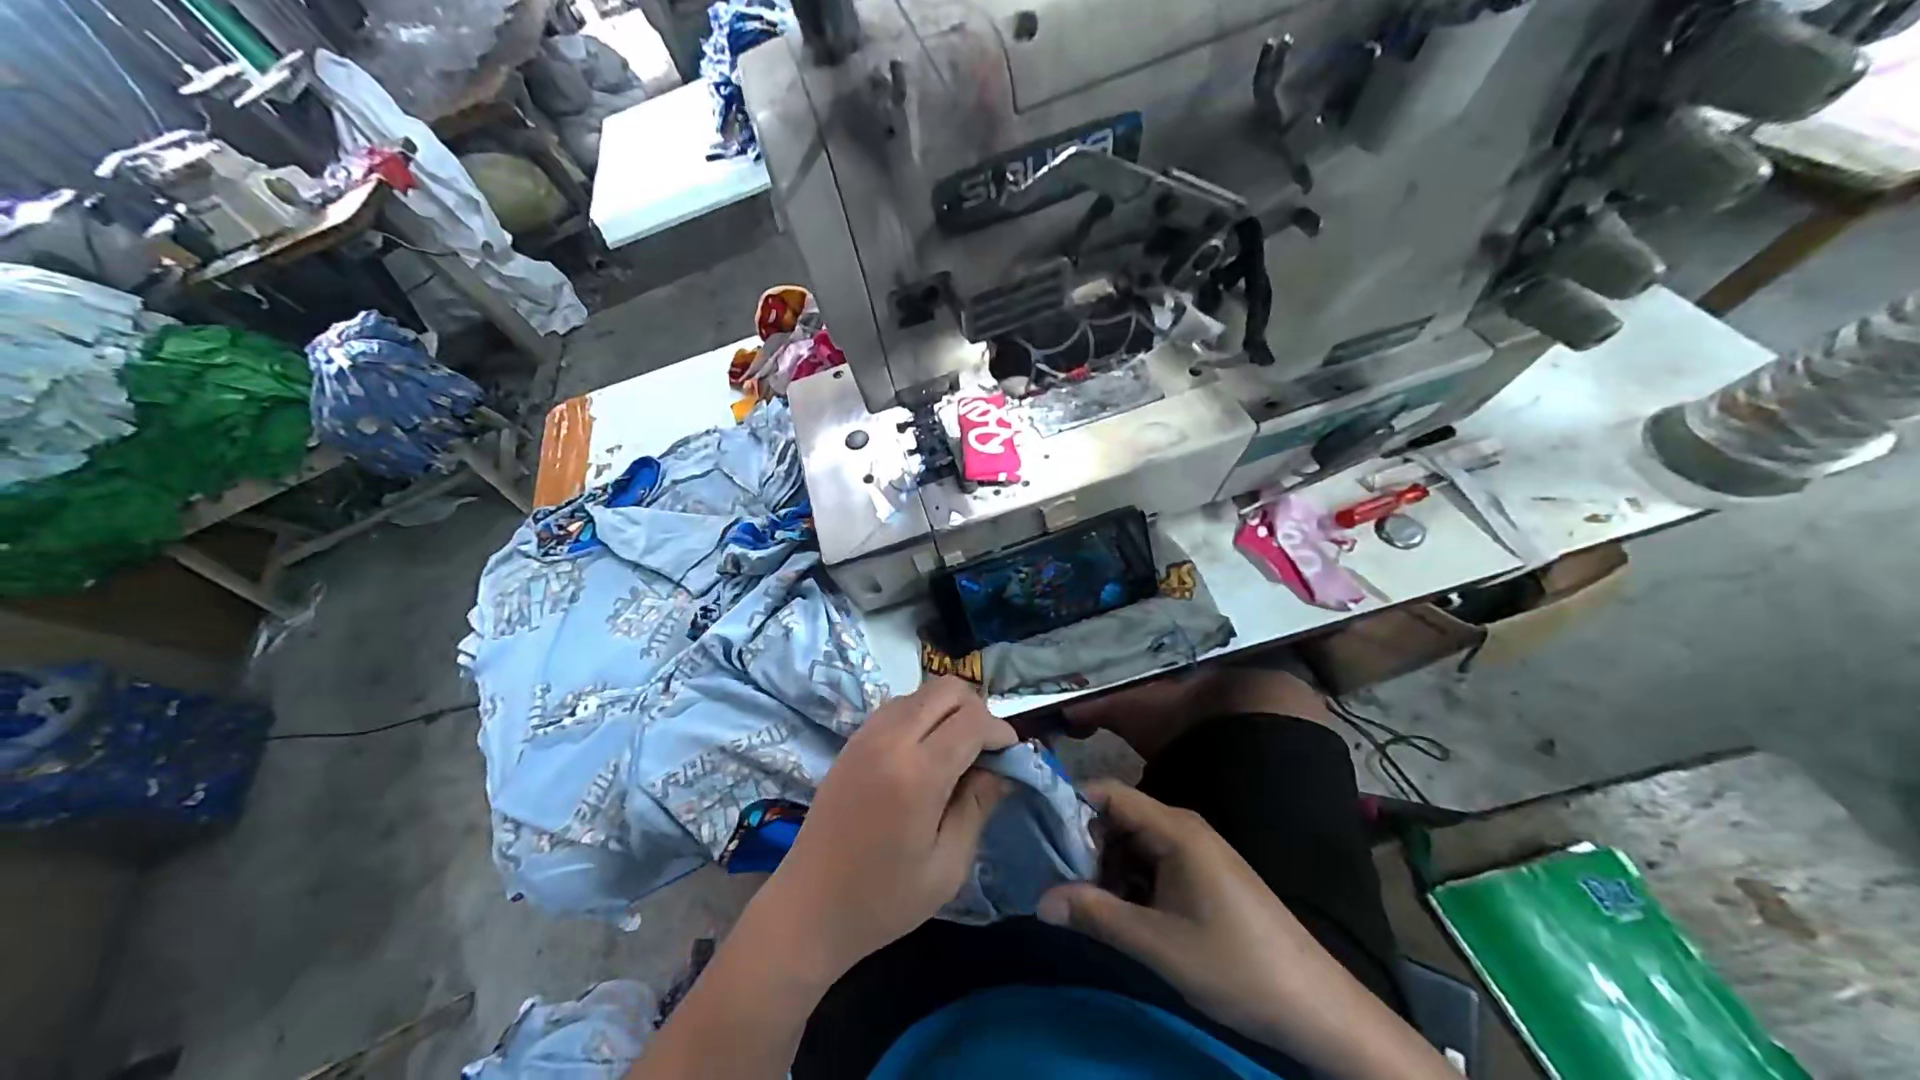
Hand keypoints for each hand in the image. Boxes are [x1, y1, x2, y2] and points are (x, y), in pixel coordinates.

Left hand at [756, 677, 1017, 978]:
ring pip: (922, 692)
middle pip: (948, 689)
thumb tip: (1004, 769)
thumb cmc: (884, 899)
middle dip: (978, 711)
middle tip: (986, 752)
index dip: (1001, 732)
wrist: (809, 908)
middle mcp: (890, 740)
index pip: (973, 720)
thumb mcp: (948, 864)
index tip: (1011, 758)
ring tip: (957, 753)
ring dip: (949, 710)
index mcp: (917, 773)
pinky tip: (926, 754)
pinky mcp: (852, 741)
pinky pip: (898, 706)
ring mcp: (866, 735)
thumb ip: (978, 805)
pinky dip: (923, 715)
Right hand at [1036, 781, 1456, 1079]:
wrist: (1315, 1005)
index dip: (1071, 805)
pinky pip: (1152, 862)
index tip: (1038, 832)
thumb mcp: (1157, 944)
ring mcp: (1197, 851)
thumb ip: (1096, 916)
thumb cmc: (1236, 966)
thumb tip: (1040, 901)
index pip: (1110, 793)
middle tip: (1056, 878)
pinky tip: (1117, 911)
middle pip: (1118, 816)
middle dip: (1084, 843)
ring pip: (1133, 842)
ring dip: (1105, 866)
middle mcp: (1184, 828)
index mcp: (1176, 829)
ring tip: (1081, 900)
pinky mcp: (1203, 875)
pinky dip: (1128, 880)